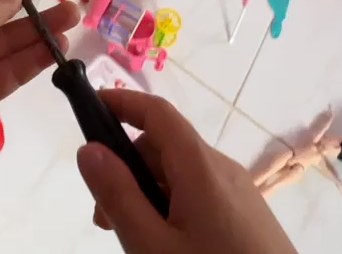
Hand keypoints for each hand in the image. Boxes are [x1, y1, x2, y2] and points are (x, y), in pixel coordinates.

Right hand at [79, 89, 297, 253]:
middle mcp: (223, 169)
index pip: (156, 111)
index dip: (122, 103)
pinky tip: (170, 250)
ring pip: (182, 177)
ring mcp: (243, 196)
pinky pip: (202, 199)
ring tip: (136, 243)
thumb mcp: (153, 248)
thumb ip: (118, 195)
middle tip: (103, 217)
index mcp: (199, 165)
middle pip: (164, 148)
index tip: (89, 110)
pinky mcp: (253, 223)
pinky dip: (175, 211)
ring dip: (150, 195)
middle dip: (128, 169)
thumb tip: (88, 148)